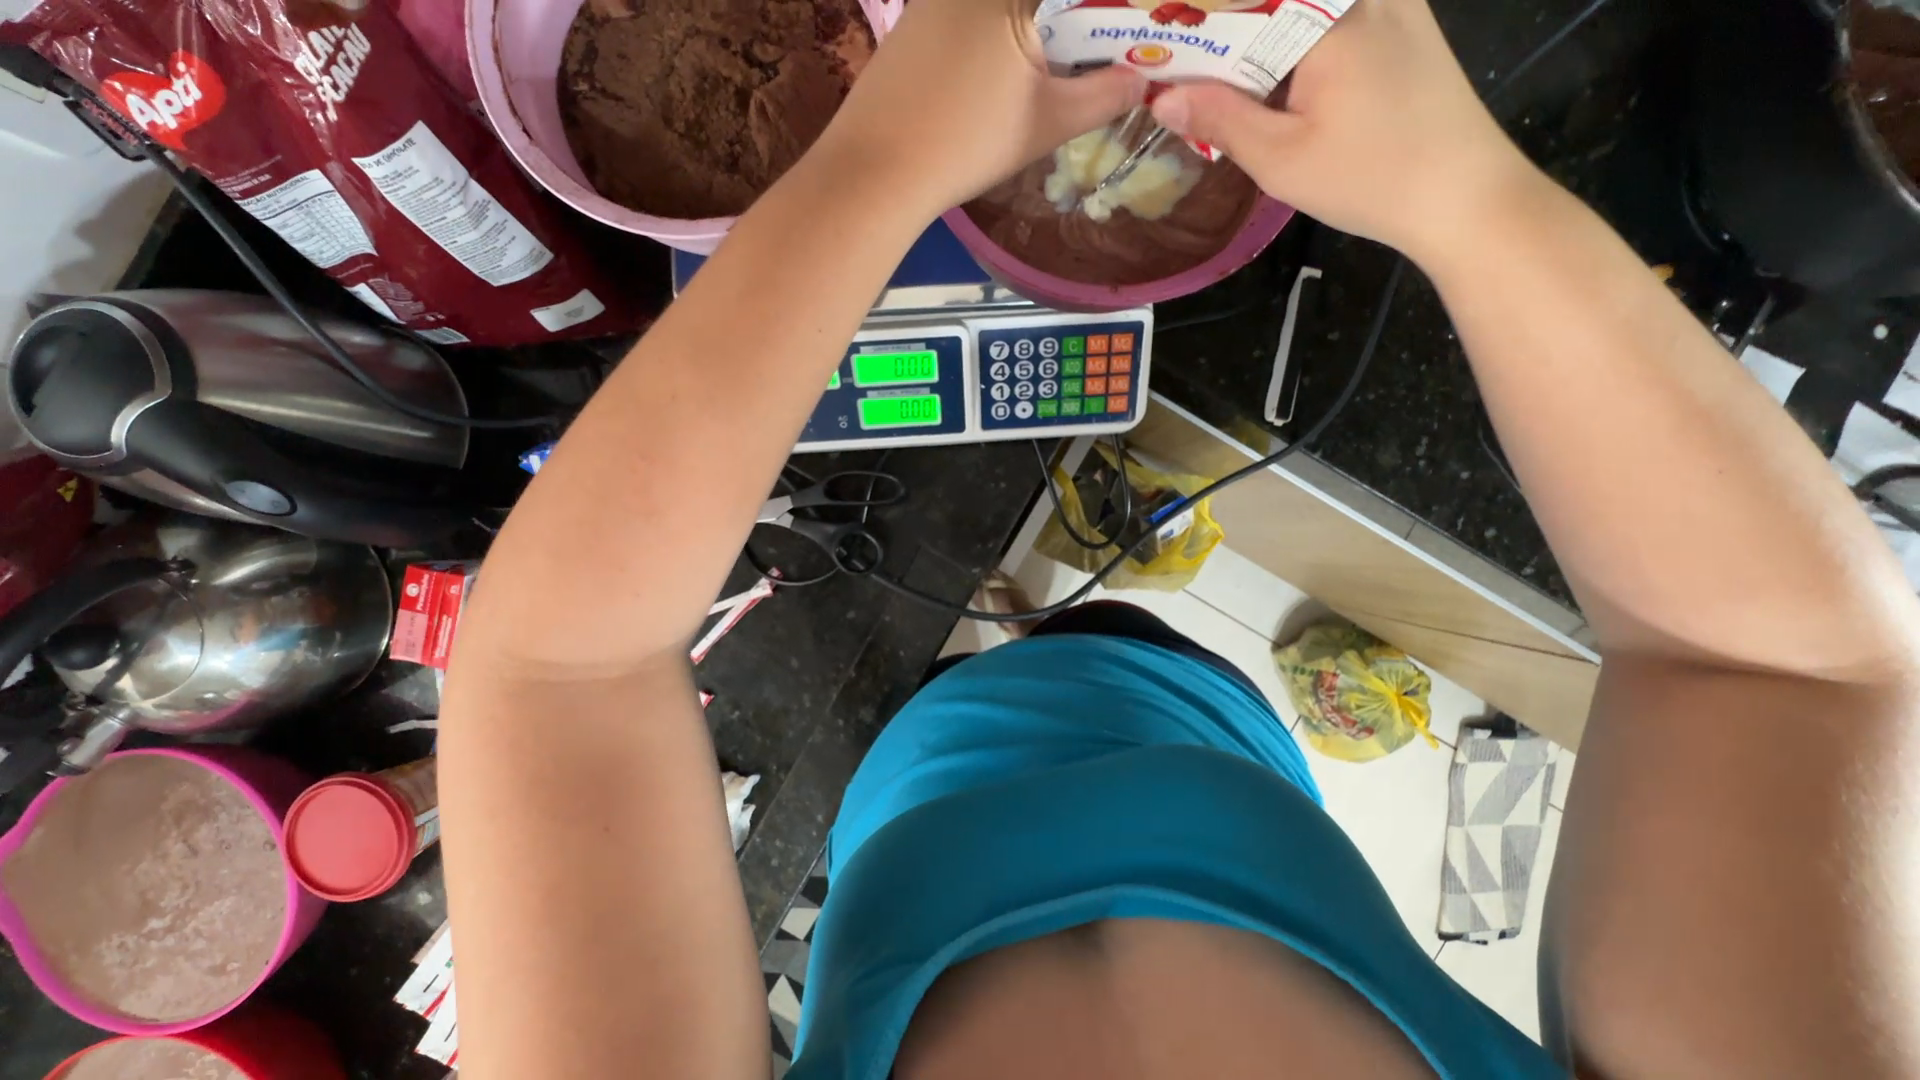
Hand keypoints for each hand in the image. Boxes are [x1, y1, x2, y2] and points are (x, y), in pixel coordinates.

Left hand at [812, 0, 1146, 219]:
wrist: (876, 169)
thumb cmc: (968, 142)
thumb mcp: (1049, 122)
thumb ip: (1104, 95)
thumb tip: (1142, 78)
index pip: (1079, 1)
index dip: (1106, 19)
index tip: (1123, 41)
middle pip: (1042, 4)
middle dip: (1074, 26)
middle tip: (1098, 60)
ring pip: (1005, 9)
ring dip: (1039, 31)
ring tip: (1061, 66)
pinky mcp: (913, 18)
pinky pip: (971, 13)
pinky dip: (997, 35)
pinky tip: (1003, 73)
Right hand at [1148, 0, 1541, 262]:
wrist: (1465, 195)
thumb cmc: (1370, 178)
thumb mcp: (1280, 160)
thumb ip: (1220, 118)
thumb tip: (1163, 95)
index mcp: (1327, 16)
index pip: (1240, 7)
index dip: (1194, 30)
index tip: (1159, 58)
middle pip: (1272, 4)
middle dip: (1225, 33)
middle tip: (1184, 70)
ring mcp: (1393, 2)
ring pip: (1302, 10)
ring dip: (1260, 38)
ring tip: (1220, 74)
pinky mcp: (1407, 22)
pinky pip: (1334, 15)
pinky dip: (1297, 38)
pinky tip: (1277, 76)